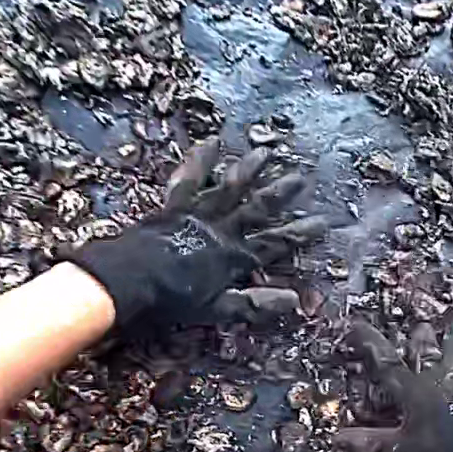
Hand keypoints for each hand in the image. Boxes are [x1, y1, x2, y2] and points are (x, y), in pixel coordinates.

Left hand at [71, 138, 324, 333]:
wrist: (130, 281)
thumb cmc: (173, 301)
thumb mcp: (219, 308)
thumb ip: (255, 303)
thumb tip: (293, 301)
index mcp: (235, 257)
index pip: (276, 244)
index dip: (300, 234)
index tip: (322, 222)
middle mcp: (222, 229)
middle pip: (258, 209)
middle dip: (282, 194)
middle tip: (302, 176)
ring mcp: (199, 214)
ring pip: (230, 188)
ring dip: (249, 170)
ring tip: (267, 151)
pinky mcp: (175, 205)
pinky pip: (190, 179)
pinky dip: (201, 160)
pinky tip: (212, 142)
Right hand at [338, 321, 452, 451]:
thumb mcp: (399, 451)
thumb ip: (370, 442)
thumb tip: (337, 438)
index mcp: (412, 390)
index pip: (384, 361)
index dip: (367, 342)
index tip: (352, 325)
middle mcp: (435, 383)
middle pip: (423, 353)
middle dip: (417, 339)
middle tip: (418, 325)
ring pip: (451, 363)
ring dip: (447, 353)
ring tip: (450, 341)